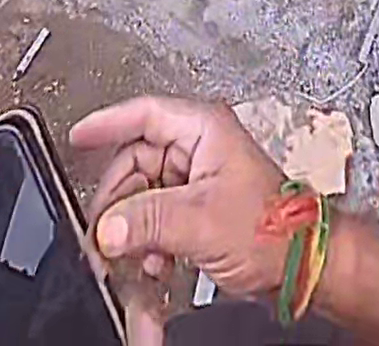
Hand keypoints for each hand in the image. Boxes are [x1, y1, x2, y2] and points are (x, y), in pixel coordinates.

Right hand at [70, 97, 288, 301]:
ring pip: (146, 190)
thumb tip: (106, 226)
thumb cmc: (269, 228)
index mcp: (202, 128)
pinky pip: (159, 211)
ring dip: (135, 224)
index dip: (107, 123)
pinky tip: (154, 262)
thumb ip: (147, 219)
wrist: (300, 263)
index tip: (78, 136)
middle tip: (104, 229)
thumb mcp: (200, 220)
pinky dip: (150, 236)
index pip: (144, 114)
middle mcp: (199, 144)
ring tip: (133, 253)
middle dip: (120, 197)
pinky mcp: (200, 201)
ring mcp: (199, 173)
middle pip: (138, 158)